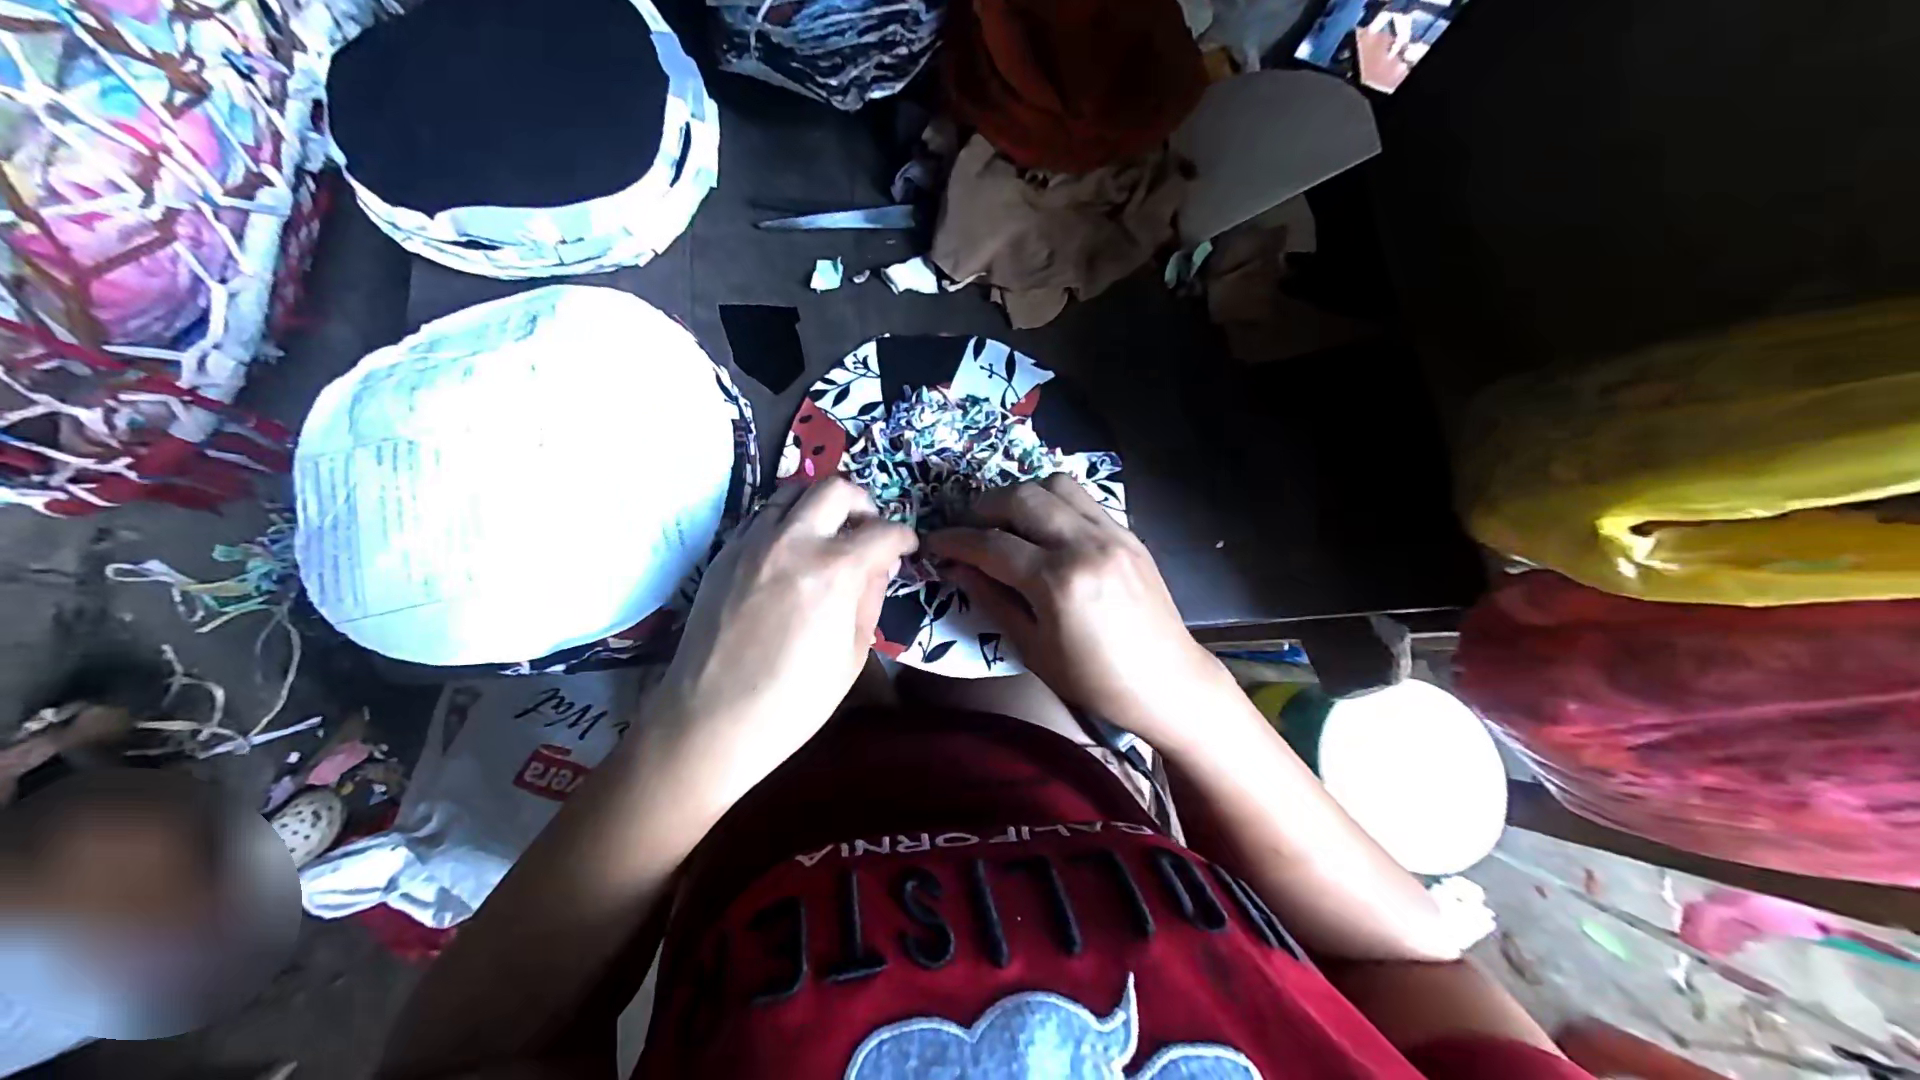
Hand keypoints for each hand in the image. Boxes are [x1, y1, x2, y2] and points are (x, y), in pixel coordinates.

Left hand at [654, 478, 915, 800]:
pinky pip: (762, 515)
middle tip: (870, 528)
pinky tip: (792, 549)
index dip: (904, 537)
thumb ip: (871, 597)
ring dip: (821, 503)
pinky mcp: (725, 553)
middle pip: (835, 489)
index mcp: (834, 570)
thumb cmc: (793, 700)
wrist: (711, 719)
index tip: (906, 547)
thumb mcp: (853, 654)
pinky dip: (787, 519)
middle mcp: (792, 541)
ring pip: (793, 490)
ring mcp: (752, 543)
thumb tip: (881, 564)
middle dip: (864, 503)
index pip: (882, 532)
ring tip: (830, 531)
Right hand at [924, 474, 1228, 745]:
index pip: (991, 544)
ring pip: (1054, 484)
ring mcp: (1111, 533)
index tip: (935, 542)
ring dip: (1021, 495)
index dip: (955, 541)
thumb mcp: (1032, 648)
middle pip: (1020, 498)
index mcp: (1058, 582)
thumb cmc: (1093, 679)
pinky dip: (1053, 502)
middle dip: (983, 507)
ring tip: (1006, 521)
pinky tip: (1044, 527)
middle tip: (967, 528)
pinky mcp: (1128, 533)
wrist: (1167, 681)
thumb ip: (992, 599)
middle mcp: (1084, 545)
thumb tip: (958, 567)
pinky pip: (1083, 498)